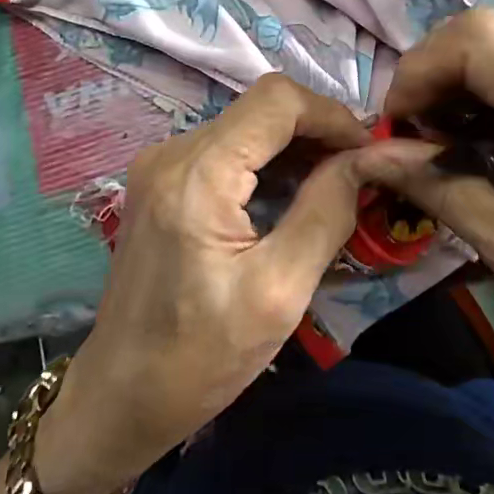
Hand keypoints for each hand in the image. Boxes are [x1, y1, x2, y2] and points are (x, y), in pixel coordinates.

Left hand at [33, 75, 372, 493]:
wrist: (122, 392)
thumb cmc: (200, 357)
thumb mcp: (278, 292)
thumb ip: (326, 212)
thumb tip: (371, 158)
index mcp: (196, 174)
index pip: (276, 100)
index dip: (331, 115)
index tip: (370, 152)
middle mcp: (170, 152)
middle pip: (259, 110)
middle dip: (317, 132)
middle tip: (362, 174)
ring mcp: (158, 165)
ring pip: (242, 127)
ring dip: (292, 149)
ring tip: (336, 188)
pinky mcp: (158, 184)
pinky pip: (221, 152)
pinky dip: (263, 164)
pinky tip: (290, 197)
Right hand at [356, 9, 493, 348]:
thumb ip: (436, 189)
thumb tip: (366, 155)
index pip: (479, 39)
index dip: (422, 67)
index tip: (402, 122)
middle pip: (481, 35)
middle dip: (429, 78)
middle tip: (417, 138)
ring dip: (454, 85)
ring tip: (449, 145)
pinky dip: (483, 92)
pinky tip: (486, 140)